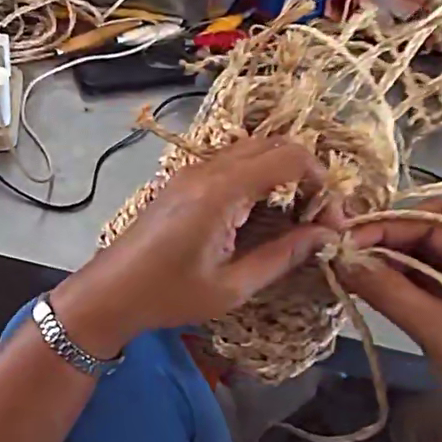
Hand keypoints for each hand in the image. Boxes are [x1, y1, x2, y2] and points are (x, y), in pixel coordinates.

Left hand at [52, 137, 333, 357]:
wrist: (110, 292)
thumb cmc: (168, 295)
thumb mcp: (232, 286)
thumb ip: (282, 256)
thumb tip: (324, 236)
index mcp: (220, 190)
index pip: (289, 157)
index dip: (322, 182)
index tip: (332, 220)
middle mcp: (206, 170)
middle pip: (273, 145)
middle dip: (306, 176)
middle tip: (317, 219)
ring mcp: (191, 172)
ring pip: (252, 152)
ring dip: (281, 176)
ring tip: (291, 221)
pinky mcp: (183, 181)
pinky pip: (231, 165)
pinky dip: (257, 180)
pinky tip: (259, 218)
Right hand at [337, 203, 441, 439]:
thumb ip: (391, 292)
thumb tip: (341, 258)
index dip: (391, 225)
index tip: (346, 237)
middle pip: (438, 237)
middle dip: (390, 241)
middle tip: (345, 253)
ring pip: (432, 261)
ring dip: (393, 262)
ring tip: (353, 271)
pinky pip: (434, 286)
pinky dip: (404, 284)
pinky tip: (374, 288)